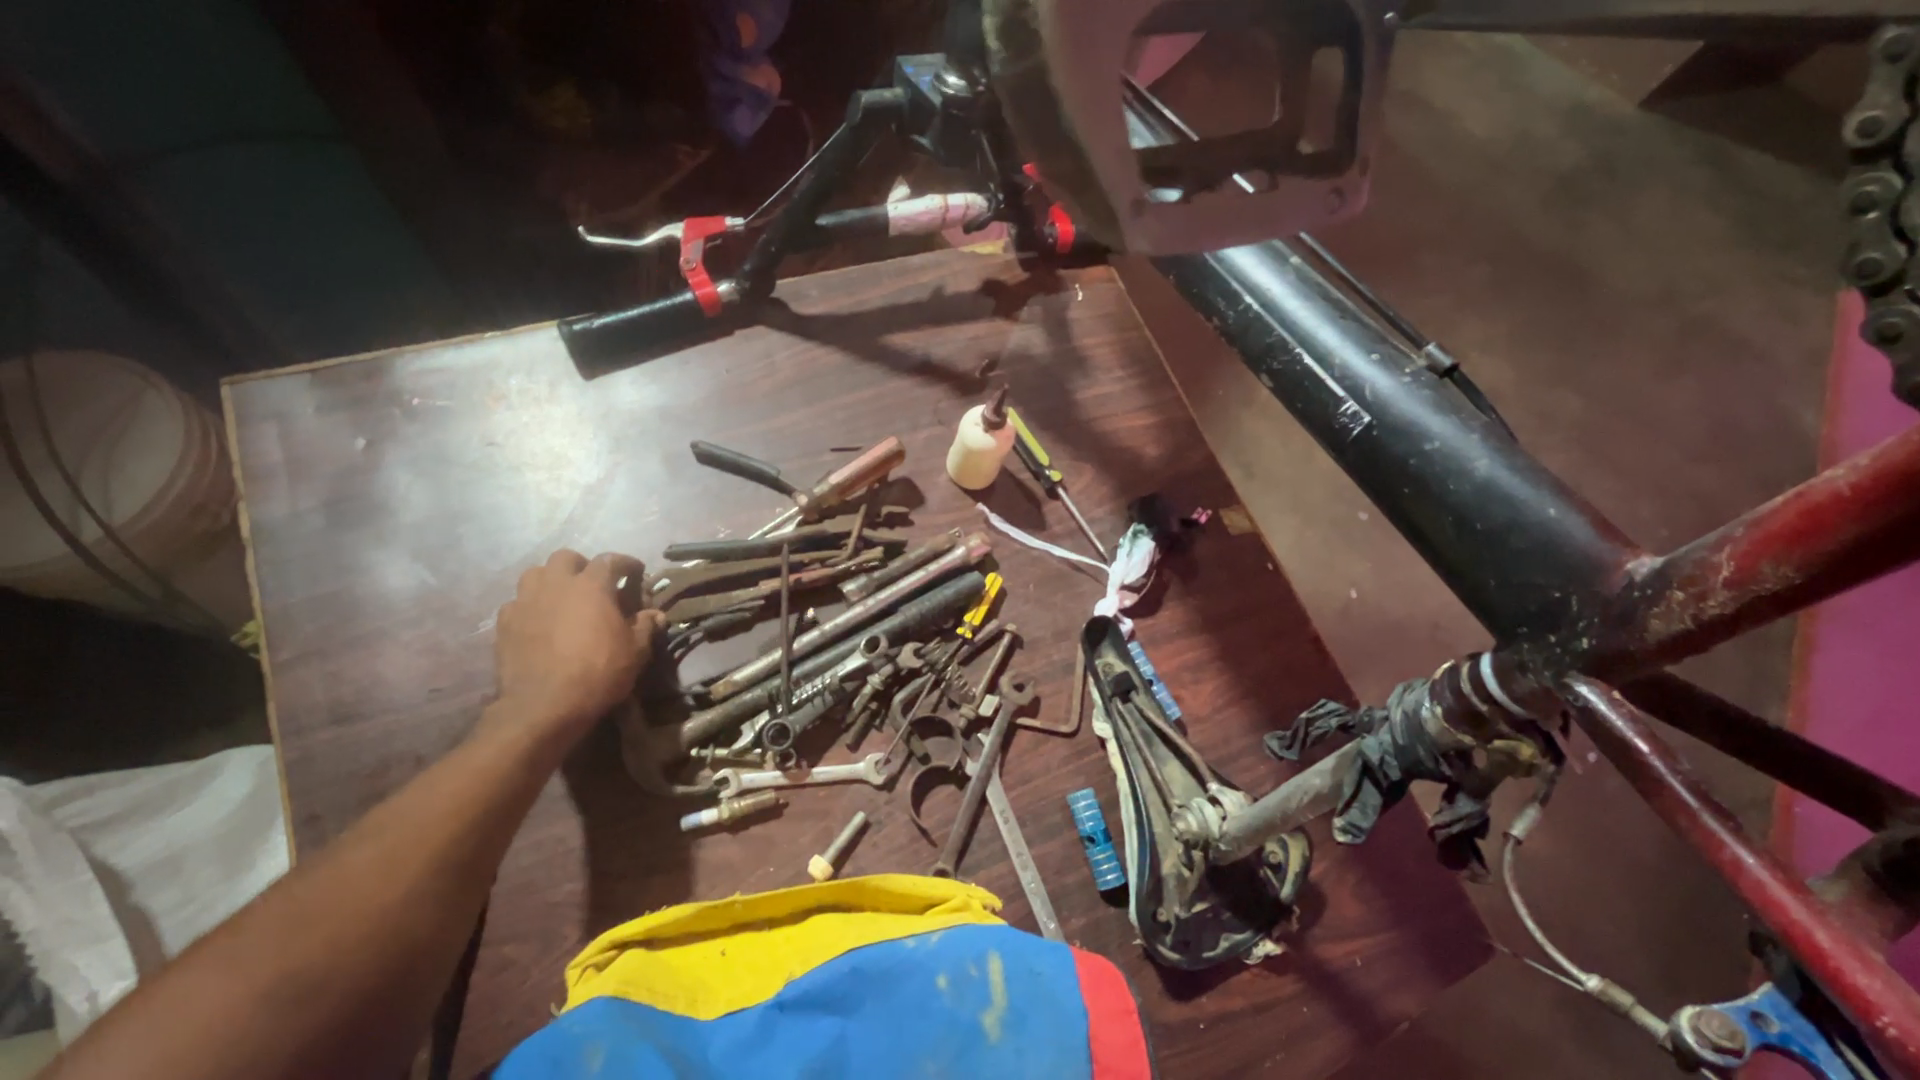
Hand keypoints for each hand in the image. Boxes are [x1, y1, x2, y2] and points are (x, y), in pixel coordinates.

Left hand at [489, 550, 665, 746]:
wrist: (544, 705)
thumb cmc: (598, 673)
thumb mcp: (635, 652)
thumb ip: (645, 627)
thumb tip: (655, 614)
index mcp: (592, 585)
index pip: (610, 560)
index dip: (626, 563)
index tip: (636, 572)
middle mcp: (556, 584)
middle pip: (566, 557)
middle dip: (582, 566)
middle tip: (593, 584)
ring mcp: (526, 601)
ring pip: (536, 574)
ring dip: (551, 580)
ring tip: (562, 598)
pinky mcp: (505, 622)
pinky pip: (517, 602)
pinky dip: (530, 606)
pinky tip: (539, 622)